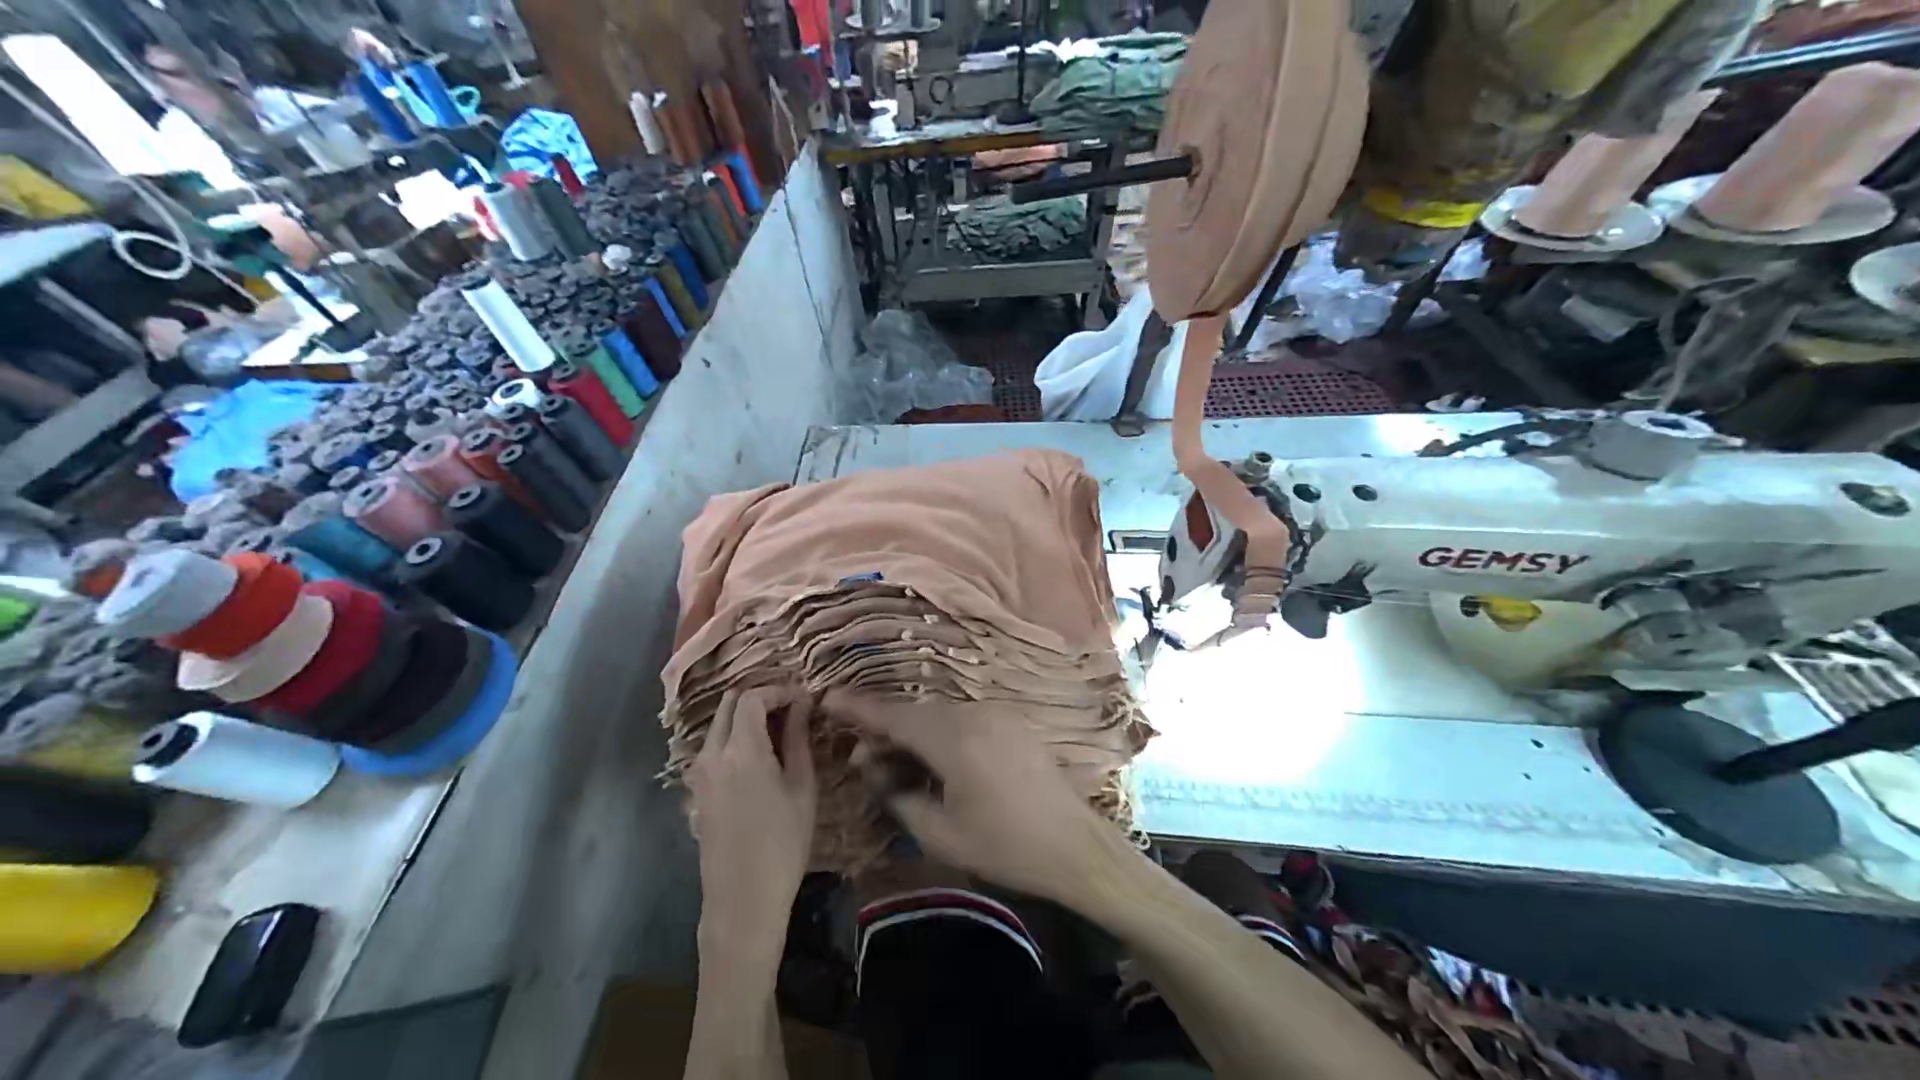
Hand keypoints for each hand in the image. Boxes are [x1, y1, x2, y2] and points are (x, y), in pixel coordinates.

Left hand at [686, 687, 816, 947]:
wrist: (742, 899)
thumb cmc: (783, 843)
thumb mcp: (801, 786)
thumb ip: (798, 738)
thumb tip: (802, 703)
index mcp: (740, 749)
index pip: (752, 697)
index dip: (779, 690)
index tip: (804, 699)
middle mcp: (711, 753)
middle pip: (730, 704)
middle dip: (761, 698)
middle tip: (792, 709)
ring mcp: (698, 772)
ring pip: (720, 724)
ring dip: (747, 717)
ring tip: (780, 731)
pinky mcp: (696, 789)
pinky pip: (714, 747)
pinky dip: (735, 737)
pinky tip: (761, 755)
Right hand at [826, 692, 1133, 907]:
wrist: (1076, 847)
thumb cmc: (1006, 847)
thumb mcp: (940, 834)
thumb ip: (898, 795)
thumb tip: (871, 766)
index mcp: (954, 739)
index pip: (894, 716)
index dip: (858, 708)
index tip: (827, 698)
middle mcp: (974, 714)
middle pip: (916, 712)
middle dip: (884, 728)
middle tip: (861, 756)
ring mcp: (997, 715)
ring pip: (939, 714)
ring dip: (913, 732)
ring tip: (893, 763)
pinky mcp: (1012, 723)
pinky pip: (962, 719)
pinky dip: (939, 733)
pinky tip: (932, 759)